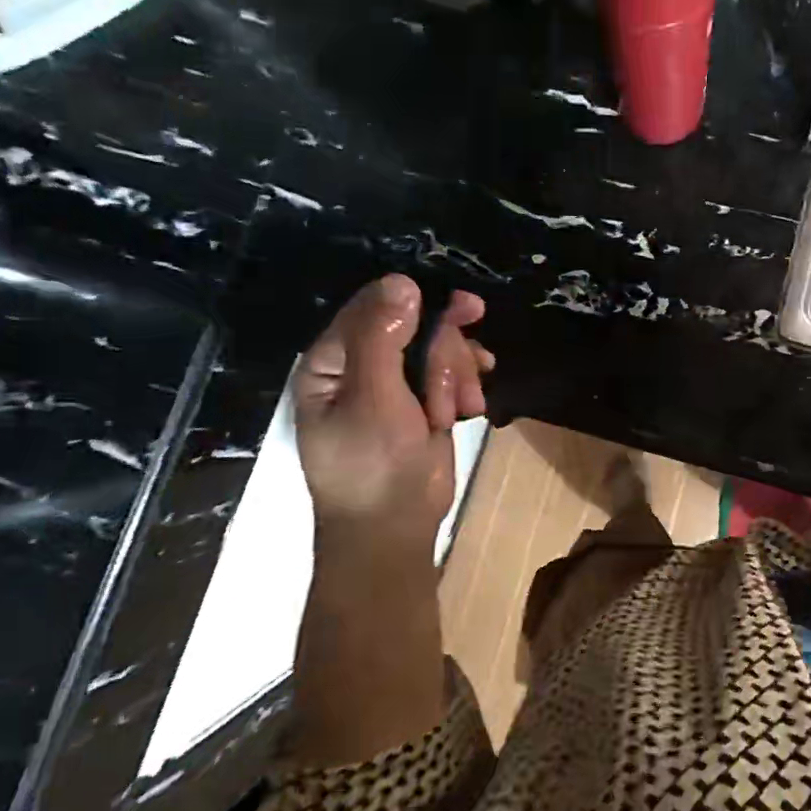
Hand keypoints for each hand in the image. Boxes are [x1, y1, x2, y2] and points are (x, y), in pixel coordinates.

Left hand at [293, 275, 492, 549]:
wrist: (395, 529)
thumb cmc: (373, 467)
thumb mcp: (373, 399)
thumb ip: (382, 339)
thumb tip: (402, 282)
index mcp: (333, 361)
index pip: (376, 309)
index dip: (421, 304)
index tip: (466, 308)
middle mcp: (361, 366)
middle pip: (416, 327)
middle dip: (446, 353)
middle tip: (476, 365)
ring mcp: (395, 385)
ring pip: (439, 349)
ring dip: (458, 375)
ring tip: (461, 407)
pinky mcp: (421, 402)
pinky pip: (451, 372)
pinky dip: (466, 385)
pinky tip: (472, 404)